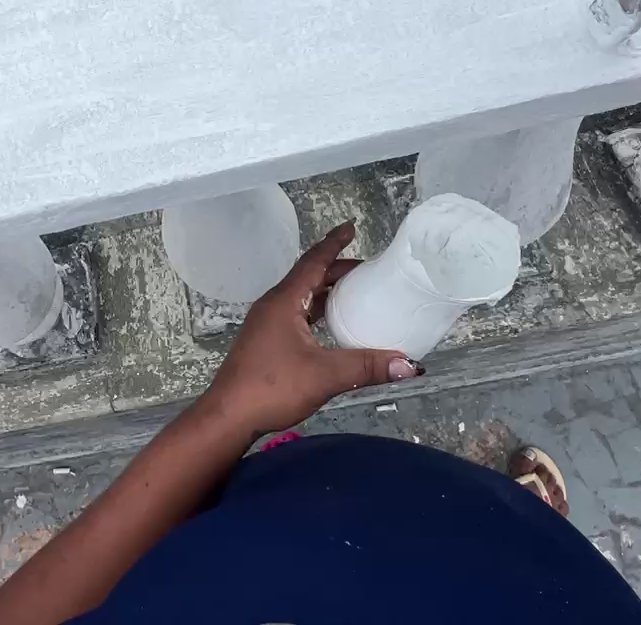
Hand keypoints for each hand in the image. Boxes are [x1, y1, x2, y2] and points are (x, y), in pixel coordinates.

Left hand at [201, 222, 421, 434]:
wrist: (229, 414)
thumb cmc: (272, 386)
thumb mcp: (325, 375)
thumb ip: (367, 367)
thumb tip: (411, 364)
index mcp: (284, 300)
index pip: (313, 261)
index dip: (333, 243)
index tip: (351, 227)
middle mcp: (274, 304)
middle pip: (309, 276)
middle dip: (337, 268)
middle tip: (369, 269)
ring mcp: (268, 321)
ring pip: (303, 295)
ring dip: (328, 290)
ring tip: (357, 291)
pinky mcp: (268, 339)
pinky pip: (298, 312)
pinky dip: (318, 309)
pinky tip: (334, 323)